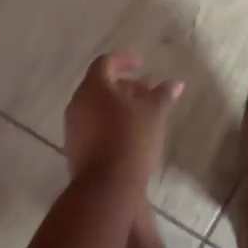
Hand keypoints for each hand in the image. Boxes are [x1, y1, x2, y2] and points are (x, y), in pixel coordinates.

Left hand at [63, 54, 182, 186]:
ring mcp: (72, 126)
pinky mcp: (73, 148)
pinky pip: (91, 125)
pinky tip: (127, 136)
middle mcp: (77, 102)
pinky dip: (108, 123)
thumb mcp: (154, 115)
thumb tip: (175, 83)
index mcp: (93, 87)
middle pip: (100, 85)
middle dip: (125, 87)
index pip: (105, 62)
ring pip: (95, 107)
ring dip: (117, 106)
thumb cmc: (131, 140)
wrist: (106, 187)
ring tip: (141, 117)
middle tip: (147, 94)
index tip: (142, 65)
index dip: (124, 60)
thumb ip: (162, 95)